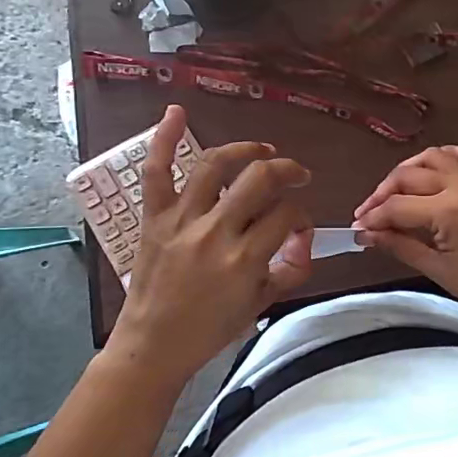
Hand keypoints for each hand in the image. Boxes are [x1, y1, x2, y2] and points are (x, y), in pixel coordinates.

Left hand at [105, 105, 313, 386]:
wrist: (153, 345)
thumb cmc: (209, 329)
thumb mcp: (261, 305)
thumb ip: (291, 271)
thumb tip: (304, 240)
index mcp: (245, 259)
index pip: (287, 215)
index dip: (302, 215)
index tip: (299, 225)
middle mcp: (215, 232)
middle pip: (260, 179)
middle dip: (288, 170)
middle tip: (296, 176)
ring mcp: (181, 220)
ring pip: (216, 165)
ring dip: (246, 149)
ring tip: (262, 151)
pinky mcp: (154, 217)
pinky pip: (157, 171)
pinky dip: (164, 138)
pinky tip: (176, 112)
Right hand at [353, 145, 457, 317]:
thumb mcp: (435, 268)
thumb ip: (398, 244)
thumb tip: (365, 234)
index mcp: (449, 211)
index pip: (397, 206)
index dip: (373, 217)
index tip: (357, 228)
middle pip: (408, 176)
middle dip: (382, 194)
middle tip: (368, 214)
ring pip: (431, 157)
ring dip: (407, 170)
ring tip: (392, 191)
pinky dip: (441, 157)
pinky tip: (428, 171)